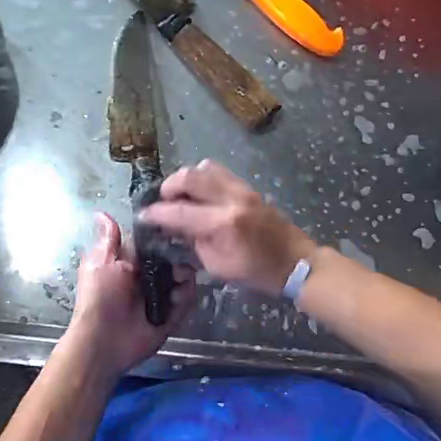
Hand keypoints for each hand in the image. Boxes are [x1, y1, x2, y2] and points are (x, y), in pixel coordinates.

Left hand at [54, 212, 195, 384]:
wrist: (102, 341)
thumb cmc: (98, 298)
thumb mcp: (100, 262)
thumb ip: (109, 239)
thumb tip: (102, 212)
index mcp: (129, 263)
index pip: (154, 245)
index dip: (165, 238)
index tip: (178, 232)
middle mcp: (145, 279)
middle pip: (173, 262)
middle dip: (180, 260)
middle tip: (178, 266)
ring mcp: (158, 299)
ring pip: (183, 281)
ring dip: (184, 280)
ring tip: (178, 283)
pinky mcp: (169, 318)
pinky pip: (186, 304)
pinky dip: (186, 299)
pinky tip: (177, 299)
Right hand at [140, 160, 317, 295]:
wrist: (297, 263)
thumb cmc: (257, 272)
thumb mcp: (217, 266)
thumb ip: (193, 242)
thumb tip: (175, 228)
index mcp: (223, 223)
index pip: (178, 211)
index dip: (156, 213)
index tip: (143, 216)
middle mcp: (231, 198)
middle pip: (188, 177)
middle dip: (168, 188)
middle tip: (163, 203)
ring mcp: (241, 188)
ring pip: (203, 167)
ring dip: (186, 180)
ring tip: (182, 197)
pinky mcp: (248, 186)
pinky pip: (218, 172)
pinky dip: (202, 179)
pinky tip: (200, 196)